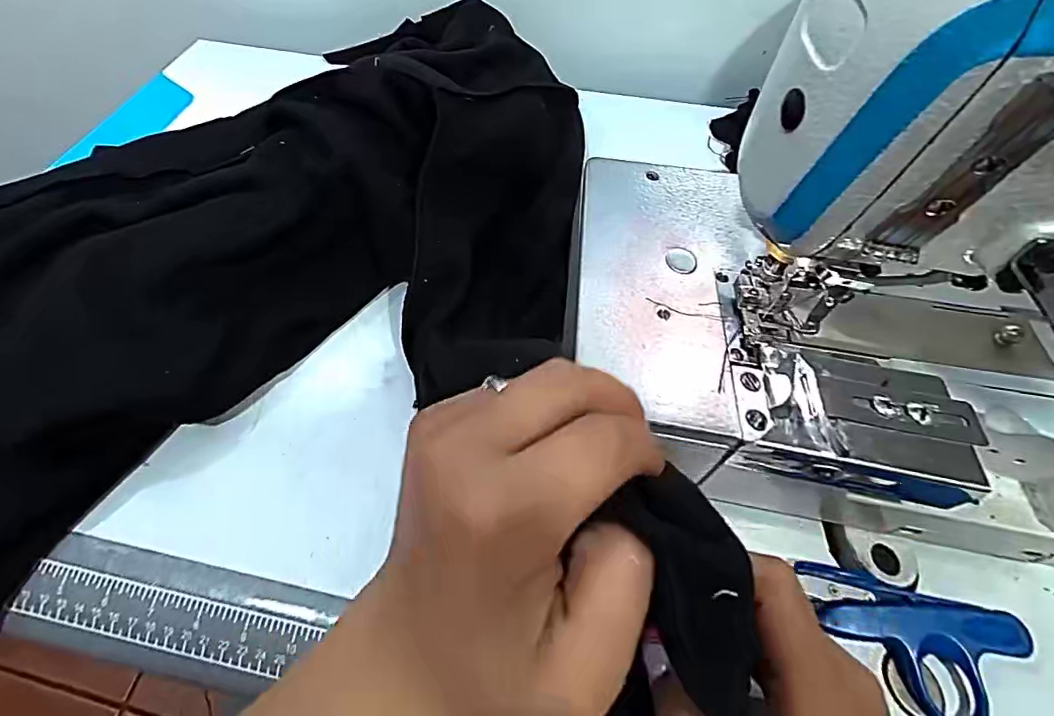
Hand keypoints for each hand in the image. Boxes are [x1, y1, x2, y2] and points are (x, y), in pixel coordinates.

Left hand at [250, 359, 665, 715]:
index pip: (605, 436)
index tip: (652, 482)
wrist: (401, 664)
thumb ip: (629, 573)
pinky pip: (514, 388)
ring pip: (545, 376)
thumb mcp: (585, 669)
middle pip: (571, 383)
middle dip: (620, 410)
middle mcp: (462, 448)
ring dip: (582, 408)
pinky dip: (545, 412)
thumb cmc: (490, 678)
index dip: (646, 453)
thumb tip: (624, 498)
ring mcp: (441, 427)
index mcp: (501, 508)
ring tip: (591, 460)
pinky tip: (544, 456)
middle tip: (633, 459)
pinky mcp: (432, 420)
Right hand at [654, 553, 886, 715]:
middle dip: (716, 609)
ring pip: (781, 640)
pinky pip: (796, 673)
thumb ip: (682, 699)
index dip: (717, 565)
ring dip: (734, 644)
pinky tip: (727, 701)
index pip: (770, 578)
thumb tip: (654, 654)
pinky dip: (758, 675)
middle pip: (771, 606)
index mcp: (824, 674)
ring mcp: (854, 700)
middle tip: (665, 625)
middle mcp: (847, 674)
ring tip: (690, 665)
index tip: (669, 577)